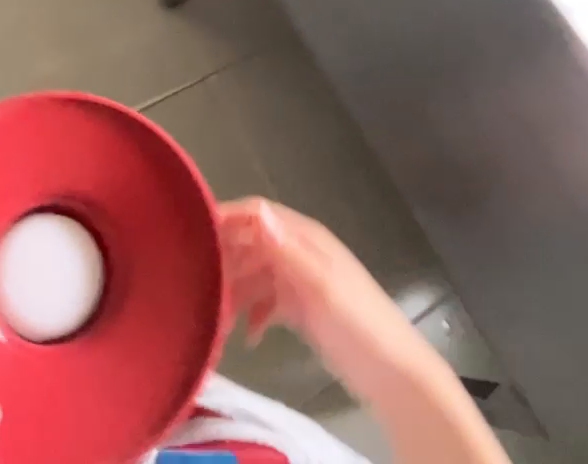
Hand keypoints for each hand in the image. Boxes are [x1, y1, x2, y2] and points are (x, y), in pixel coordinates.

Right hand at [223, 199, 511, 463]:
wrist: (394, 376)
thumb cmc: (359, 324)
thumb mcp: (320, 286)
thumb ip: (286, 251)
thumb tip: (257, 213)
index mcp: (305, 238)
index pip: (257, 214)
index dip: (226, 219)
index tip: (193, 236)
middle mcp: (299, 253)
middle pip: (250, 244)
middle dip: (225, 261)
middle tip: (199, 286)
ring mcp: (299, 281)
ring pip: (254, 275)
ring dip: (234, 293)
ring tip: (217, 320)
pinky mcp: (300, 308)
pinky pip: (265, 302)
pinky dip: (252, 315)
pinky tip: (247, 338)